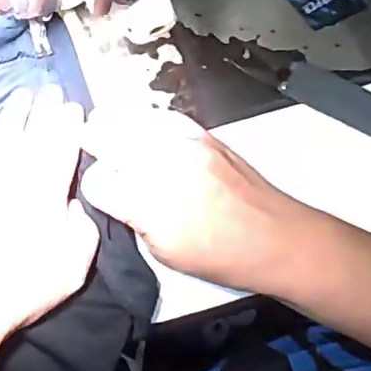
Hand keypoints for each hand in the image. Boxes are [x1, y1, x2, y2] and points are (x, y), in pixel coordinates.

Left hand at [0, 86, 100, 359]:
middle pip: (32, 131)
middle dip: (43, 108)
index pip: (62, 145)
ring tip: (21, 96)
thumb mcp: (75, 265)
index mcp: (47, 191)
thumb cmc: (25, 286)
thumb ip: (82, 226)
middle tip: (50, 90)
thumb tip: (71, 202)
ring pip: (0, 132)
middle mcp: (15, 175)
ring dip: (12, 110)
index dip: (68, 123)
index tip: (73, 107)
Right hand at [80, 106, 333, 296]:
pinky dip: (145, 123)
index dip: (94, 187)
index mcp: (149, 204)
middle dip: (93, 146)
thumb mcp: (164, 252)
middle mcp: (163, 166)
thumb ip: (131, 218)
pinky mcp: (201, 132)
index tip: (102, 192)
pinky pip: (157, 115)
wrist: (277, 237)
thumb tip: (113, 194)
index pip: (95, 180)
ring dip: (114, 129)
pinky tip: (146, 136)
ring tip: (115, 143)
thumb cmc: (224, 255)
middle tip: (96, 158)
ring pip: (125, 116)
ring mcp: (182, 142)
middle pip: (101, 135)